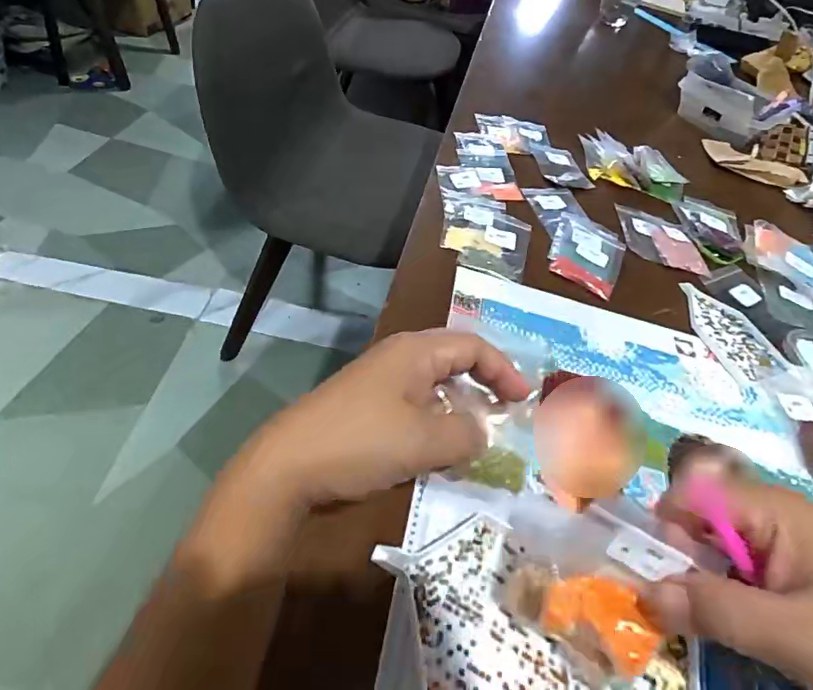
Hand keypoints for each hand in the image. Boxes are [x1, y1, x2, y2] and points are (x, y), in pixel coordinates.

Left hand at [230, 329, 531, 508]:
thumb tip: (484, 432)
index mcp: (414, 352)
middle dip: (484, 386)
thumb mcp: (423, 441)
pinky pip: (414, 409)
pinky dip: (435, 425)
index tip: (524, 401)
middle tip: (507, 416)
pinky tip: (440, 455)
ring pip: (433, 388)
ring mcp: (379, 384)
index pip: (472, 345)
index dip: (503, 369)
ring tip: (479, 441)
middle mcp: (398, 359)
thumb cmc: (360, 443)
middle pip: (453, 361)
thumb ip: (465, 434)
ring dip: (459, 410)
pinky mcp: (366, 410)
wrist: (288, 466)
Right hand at [644, 476, 812, 689]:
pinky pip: (737, 585)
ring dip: (695, 589)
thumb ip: (716, 609)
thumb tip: (639, 591)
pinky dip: (719, 606)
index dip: (665, 526)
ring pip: (714, 558)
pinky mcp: (791, 592)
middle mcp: (772, 521)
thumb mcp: (793, 635)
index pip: (692, 492)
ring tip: (685, 624)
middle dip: (675, 560)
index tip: (650, 572)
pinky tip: (719, 634)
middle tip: (664, 609)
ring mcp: (783, 558)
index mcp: (773, 509)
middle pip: (699, 523)